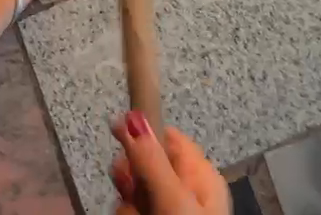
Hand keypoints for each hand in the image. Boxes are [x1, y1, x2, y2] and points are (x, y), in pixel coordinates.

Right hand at [109, 114, 230, 214]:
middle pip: (144, 162)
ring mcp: (172, 207)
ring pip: (135, 188)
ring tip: (137, 214)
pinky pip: (134, 208)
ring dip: (127, 202)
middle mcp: (187, 187)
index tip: (119, 138)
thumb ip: (152, 159)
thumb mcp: (173, 198)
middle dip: (130, 176)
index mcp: (201, 172)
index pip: (166, 135)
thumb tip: (132, 115)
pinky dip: (129, 214)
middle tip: (130, 191)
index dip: (141, 134)